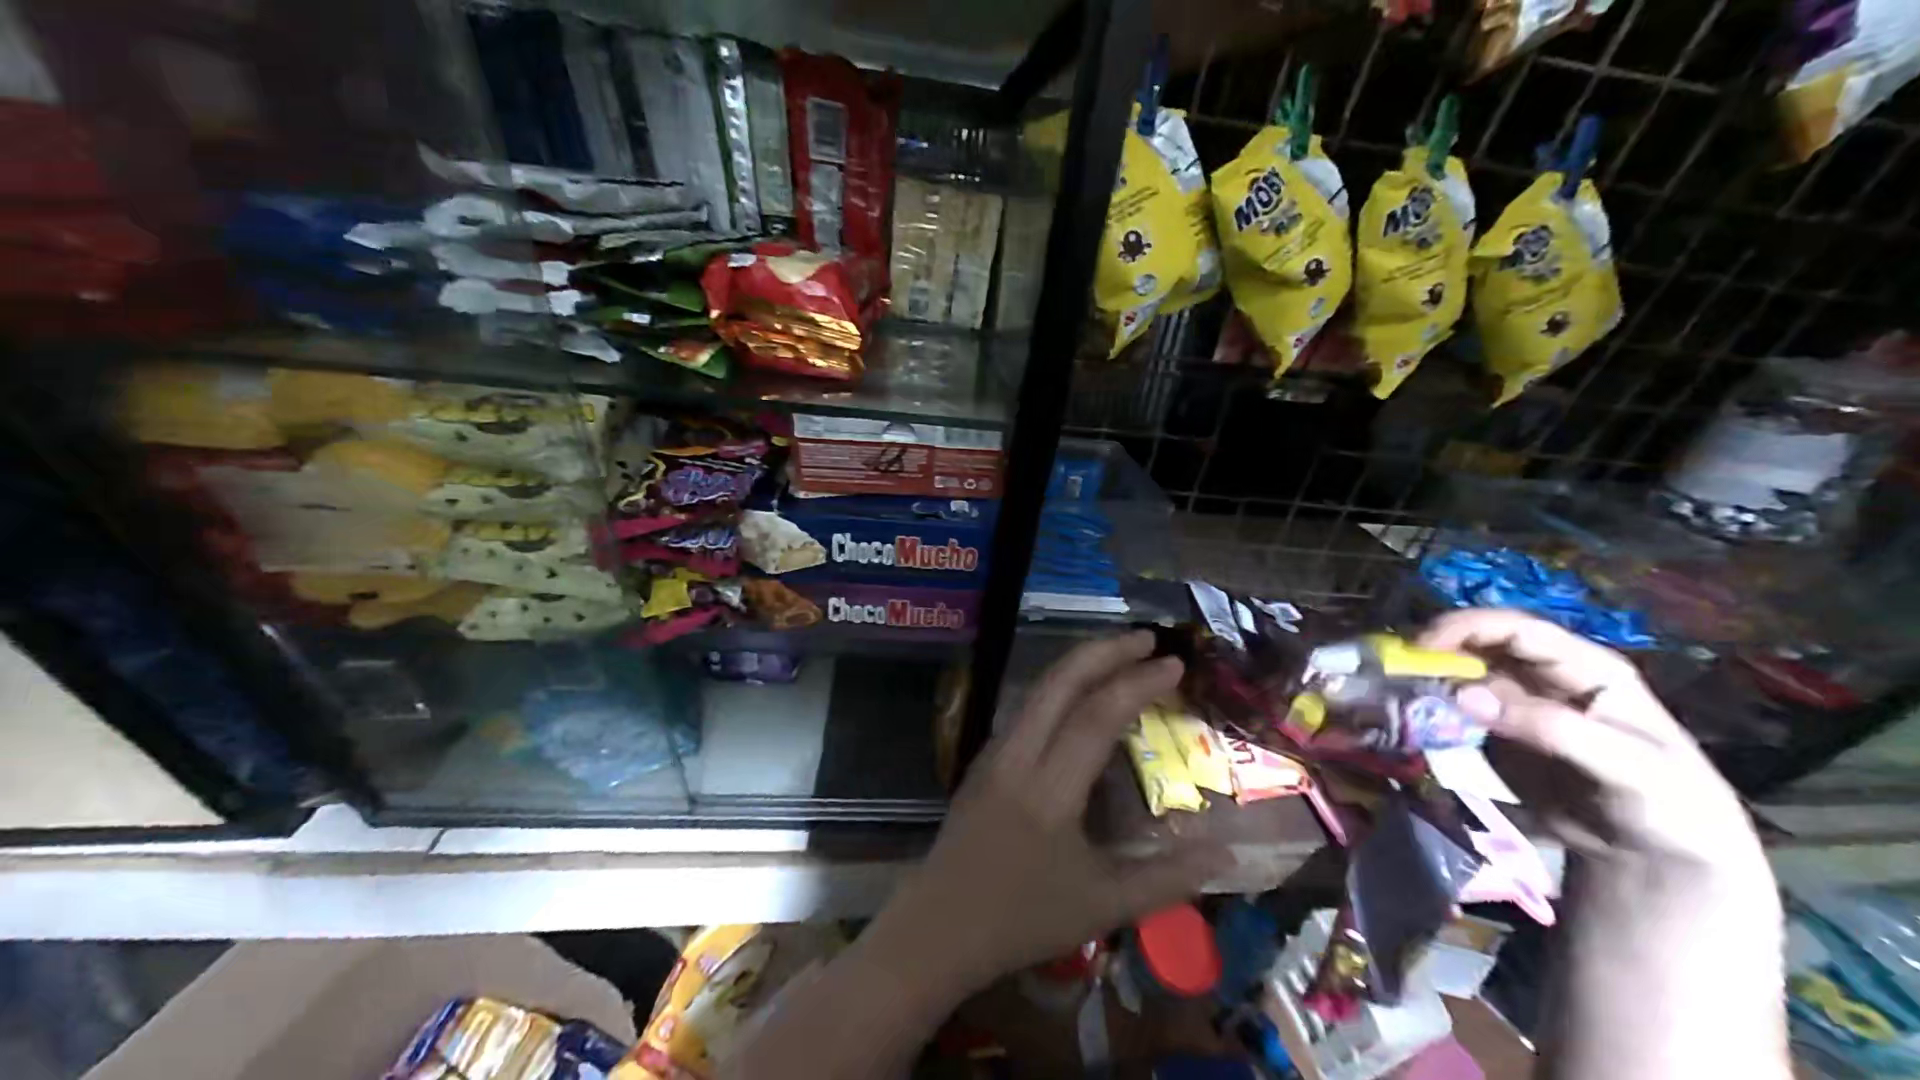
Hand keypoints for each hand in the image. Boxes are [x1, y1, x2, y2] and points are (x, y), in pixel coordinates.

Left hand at [864, 631, 1227, 999]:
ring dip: (1079, 664)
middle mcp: (1017, 757)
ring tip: (1119, 654)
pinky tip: (1080, 695)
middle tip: (1147, 637)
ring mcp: (994, 753)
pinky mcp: (983, 759)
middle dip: (1104, 651)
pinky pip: (1026, 708)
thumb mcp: (1102, 907)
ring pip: (1038, 690)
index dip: (1137, 684)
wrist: (939, 925)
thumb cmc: (1021, 919)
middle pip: (1059, 684)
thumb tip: (1225, 854)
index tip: (1173, 665)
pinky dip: (1060, 687)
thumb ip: (1167, 878)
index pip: (1095, 717)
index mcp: (1048, 790)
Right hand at [1419, 609, 1766, 883]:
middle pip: (1482, 643)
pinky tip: (1412, 712)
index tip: (1420, 646)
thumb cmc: (1663, 804)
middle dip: (1438, 648)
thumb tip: (1463, 694)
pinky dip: (1431, 704)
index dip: (1467, 628)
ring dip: (1430, 675)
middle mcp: (1546, 675)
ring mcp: (1519, 702)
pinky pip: (1458, 706)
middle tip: (1400, 668)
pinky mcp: (1498, 730)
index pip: (1517, 629)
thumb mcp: (1622, 766)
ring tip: (1398, 690)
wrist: (1660, 859)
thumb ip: (1548, 728)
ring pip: (1464, 672)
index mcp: (1586, 667)